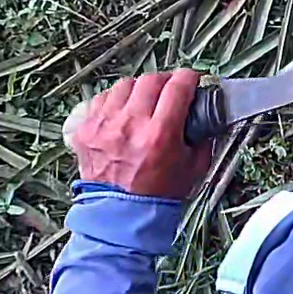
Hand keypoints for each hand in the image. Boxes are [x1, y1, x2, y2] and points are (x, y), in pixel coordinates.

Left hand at [70, 70, 213, 197]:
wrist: (120, 215)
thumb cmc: (157, 194)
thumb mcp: (193, 167)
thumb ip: (202, 138)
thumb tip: (206, 115)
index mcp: (160, 134)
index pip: (178, 86)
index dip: (190, 78)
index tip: (193, 80)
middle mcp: (130, 125)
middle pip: (151, 80)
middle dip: (166, 81)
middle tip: (171, 90)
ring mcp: (104, 125)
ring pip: (125, 85)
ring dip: (139, 90)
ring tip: (145, 102)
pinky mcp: (86, 130)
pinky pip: (102, 99)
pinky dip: (116, 101)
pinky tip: (124, 113)